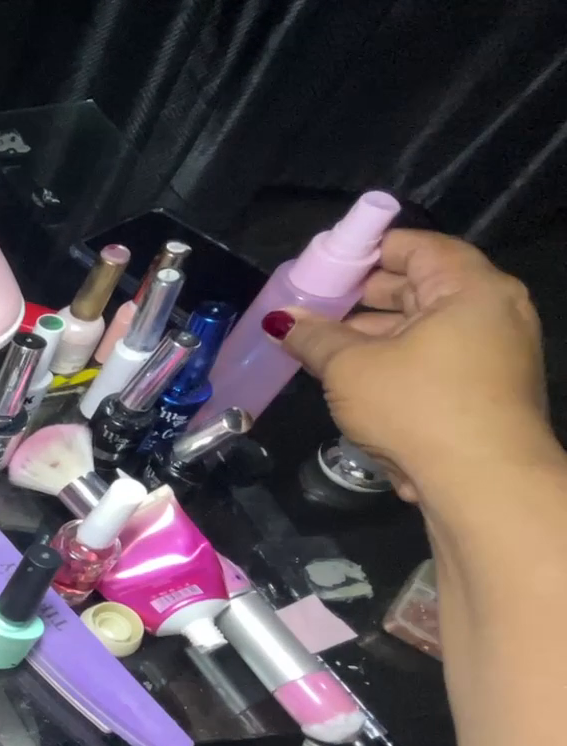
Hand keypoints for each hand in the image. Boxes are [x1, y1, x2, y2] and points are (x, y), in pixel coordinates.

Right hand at [276, 230, 546, 501]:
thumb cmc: (415, 403)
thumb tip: (283, 318)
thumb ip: (314, 337)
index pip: (420, 248)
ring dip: (365, 329)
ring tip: (312, 341)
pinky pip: (426, 350)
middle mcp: (489, 310)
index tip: (324, 262)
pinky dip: (386, 352)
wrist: (478, 472)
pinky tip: (343, 370)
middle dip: (359, 293)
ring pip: (418, 322)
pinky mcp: (477, 380)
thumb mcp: (349, 367)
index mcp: (470, 291)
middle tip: (307, 304)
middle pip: (418, 284)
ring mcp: (488, 347)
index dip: (370, 249)